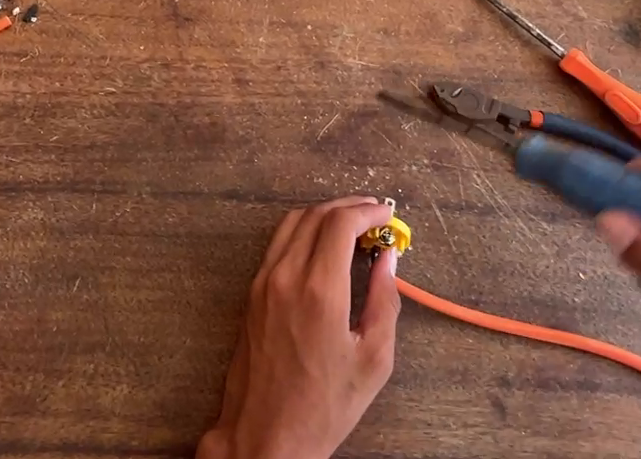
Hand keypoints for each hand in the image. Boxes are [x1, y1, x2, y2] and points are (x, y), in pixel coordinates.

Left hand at [198, 196, 400, 458]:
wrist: (265, 434)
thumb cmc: (324, 406)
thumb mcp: (372, 360)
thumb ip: (384, 301)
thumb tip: (388, 260)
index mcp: (319, 290)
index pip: (340, 223)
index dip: (367, 211)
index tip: (386, 215)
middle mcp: (287, 275)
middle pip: (317, 214)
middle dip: (349, 208)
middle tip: (374, 217)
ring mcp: (264, 280)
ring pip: (293, 221)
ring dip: (324, 214)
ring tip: (351, 224)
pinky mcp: (252, 290)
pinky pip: (278, 242)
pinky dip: (303, 229)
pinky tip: (322, 244)